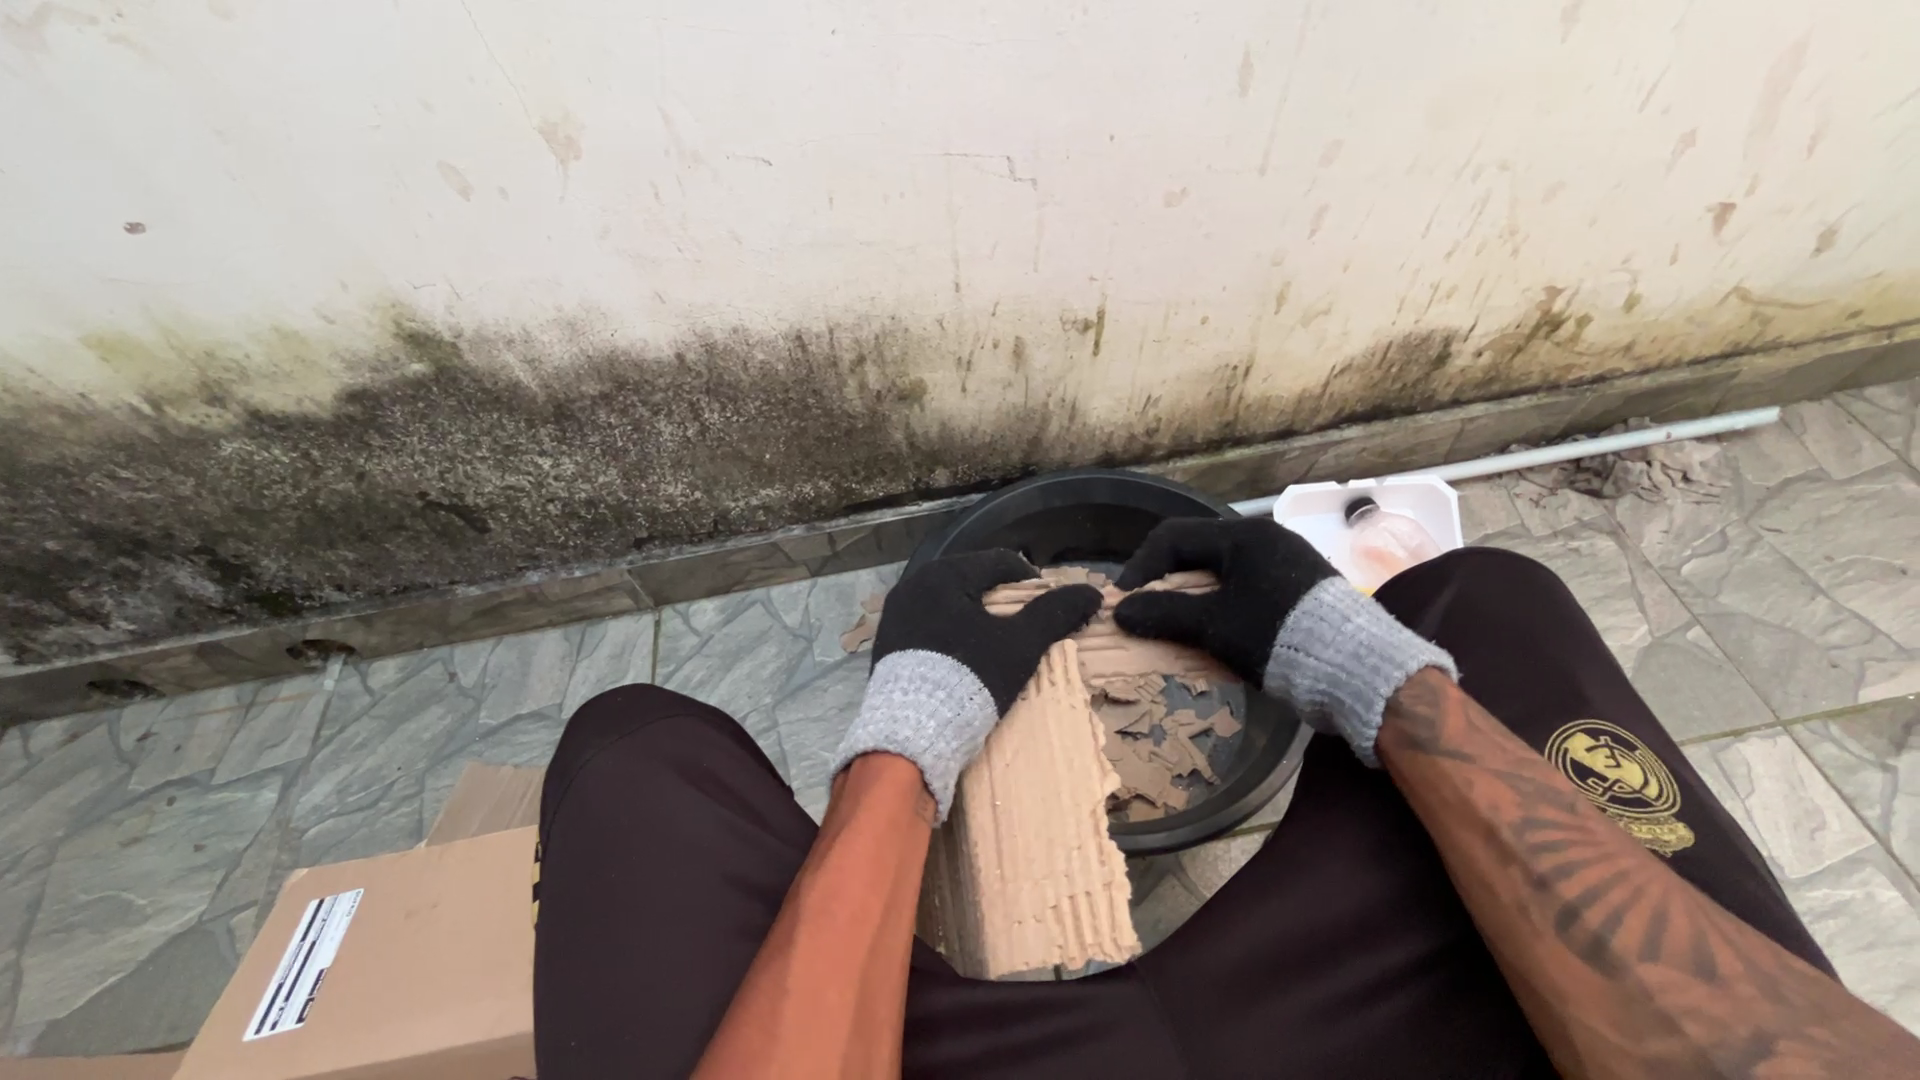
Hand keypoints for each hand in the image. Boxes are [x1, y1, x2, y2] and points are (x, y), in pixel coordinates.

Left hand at [832, 550, 1101, 820]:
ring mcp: (895, 614)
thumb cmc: (969, 677)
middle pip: (970, 579)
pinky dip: (949, 632)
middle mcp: (914, 584)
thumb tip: (1091, 593)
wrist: (911, 731)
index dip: (1029, 580)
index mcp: (944, 574)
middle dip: (999, 597)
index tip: (1046, 604)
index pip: (999, 563)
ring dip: (974, 614)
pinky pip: (926, 625)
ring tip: (995, 640)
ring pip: (947, 602)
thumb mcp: (1019, 645)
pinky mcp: (886, 642)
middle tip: (1022, 622)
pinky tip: (961, 656)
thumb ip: (1054, 614)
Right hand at [1111, 517, 1340, 684]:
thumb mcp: (1213, 626)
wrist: (1356, 670)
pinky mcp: (1301, 589)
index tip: (1124, 599)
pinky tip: (1215, 631)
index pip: (1174, 537)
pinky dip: (1220, 605)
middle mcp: (1266, 539)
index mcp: (1244, 536)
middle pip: (1198, 552)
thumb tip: (1121, 610)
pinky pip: (1245, 587)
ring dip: (1192, 597)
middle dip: (1166, 582)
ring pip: (1222, 572)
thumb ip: (1163, 614)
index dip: (1142, 566)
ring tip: (1175, 626)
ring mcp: (1287, 562)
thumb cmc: (1278, 636)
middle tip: (1146, 612)